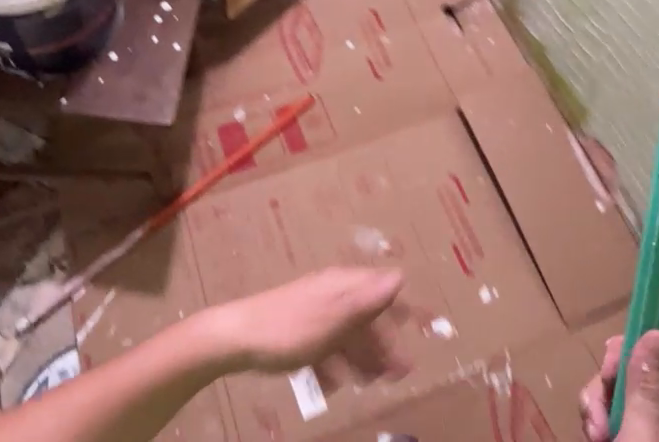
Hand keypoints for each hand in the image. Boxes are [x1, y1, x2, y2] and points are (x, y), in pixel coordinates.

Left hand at [198, 268, 409, 380]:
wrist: (236, 338)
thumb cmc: (289, 328)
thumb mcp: (333, 316)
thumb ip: (367, 299)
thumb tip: (401, 275)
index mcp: (343, 285)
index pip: (383, 291)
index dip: (402, 311)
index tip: (422, 332)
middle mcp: (332, 293)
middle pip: (367, 317)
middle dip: (383, 344)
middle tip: (397, 375)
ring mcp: (315, 312)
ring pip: (348, 335)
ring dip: (361, 358)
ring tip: (369, 383)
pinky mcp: (299, 330)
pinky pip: (325, 346)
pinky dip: (333, 363)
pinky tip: (331, 384)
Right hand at [580, 331, 658, 441]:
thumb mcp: (642, 432)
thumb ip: (646, 386)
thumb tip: (657, 332)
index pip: (651, 362)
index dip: (621, 360)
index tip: (603, 374)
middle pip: (630, 380)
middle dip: (604, 393)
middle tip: (594, 421)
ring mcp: (656, 433)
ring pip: (617, 400)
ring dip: (597, 412)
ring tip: (593, 436)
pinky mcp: (637, 440)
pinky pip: (614, 419)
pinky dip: (599, 425)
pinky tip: (594, 438)